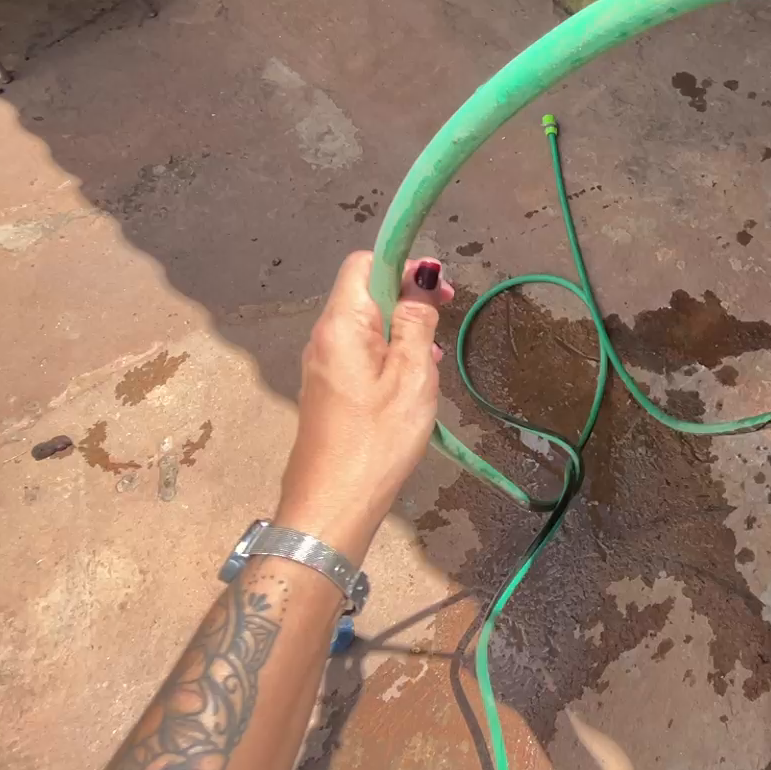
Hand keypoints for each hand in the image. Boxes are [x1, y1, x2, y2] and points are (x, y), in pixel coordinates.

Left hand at [275, 252, 452, 563]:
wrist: (333, 506)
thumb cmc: (378, 437)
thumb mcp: (412, 374)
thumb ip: (417, 320)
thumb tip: (422, 274)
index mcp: (341, 325)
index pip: (364, 263)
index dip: (403, 263)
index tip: (439, 286)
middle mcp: (324, 336)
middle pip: (366, 291)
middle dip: (408, 295)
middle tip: (446, 317)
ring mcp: (323, 363)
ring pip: (367, 323)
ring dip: (403, 327)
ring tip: (434, 355)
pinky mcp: (330, 387)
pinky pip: (363, 350)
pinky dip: (391, 351)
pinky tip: (414, 378)